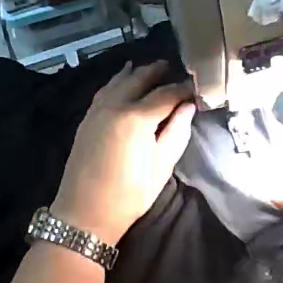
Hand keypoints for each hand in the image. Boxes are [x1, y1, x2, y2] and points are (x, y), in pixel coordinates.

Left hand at [52, 61, 196, 243]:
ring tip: (153, 69)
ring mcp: (97, 110)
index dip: (184, 89)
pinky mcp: (87, 119)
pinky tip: (124, 79)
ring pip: (119, 80)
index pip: (166, 94)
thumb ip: (177, 132)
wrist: (84, 214)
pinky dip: (118, 81)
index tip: (198, 87)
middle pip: (140, 78)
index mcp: (137, 118)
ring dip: (138, 73)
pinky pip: (105, 90)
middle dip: (159, 72)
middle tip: (176, 68)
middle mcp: (115, 106)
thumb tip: (188, 107)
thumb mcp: (161, 166)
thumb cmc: (129, 195)